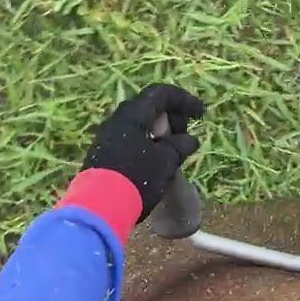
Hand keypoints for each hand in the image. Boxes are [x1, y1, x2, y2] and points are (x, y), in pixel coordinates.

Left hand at [82, 84, 205, 216]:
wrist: (100, 207)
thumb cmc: (138, 177)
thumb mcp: (168, 160)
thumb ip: (181, 145)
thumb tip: (189, 140)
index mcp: (134, 114)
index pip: (161, 94)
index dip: (184, 100)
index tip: (199, 114)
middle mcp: (118, 119)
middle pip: (149, 106)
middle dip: (171, 117)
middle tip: (184, 134)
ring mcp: (107, 136)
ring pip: (139, 123)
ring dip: (159, 131)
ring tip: (172, 150)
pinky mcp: (102, 153)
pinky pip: (130, 138)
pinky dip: (147, 142)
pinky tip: (155, 160)